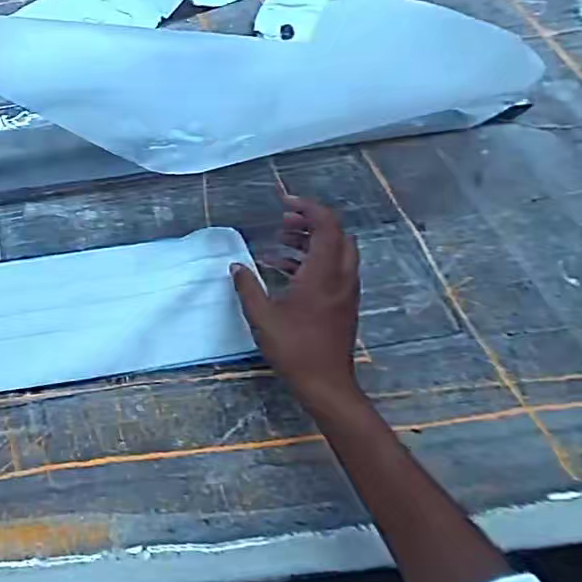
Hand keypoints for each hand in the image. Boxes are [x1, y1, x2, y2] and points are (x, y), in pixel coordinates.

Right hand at [230, 195, 361, 405]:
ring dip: (312, 239)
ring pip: (337, 252)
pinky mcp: (342, 303)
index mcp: (323, 276)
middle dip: (312, 221)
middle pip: (338, 236)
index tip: (284, 200)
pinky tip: (283, 267)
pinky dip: (311, 259)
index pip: (327, 228)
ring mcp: (345, 292)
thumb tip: (236, 265)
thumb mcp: (260, 314)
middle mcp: (341, 279)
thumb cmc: (291, 346)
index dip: (309, 208)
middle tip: (283, 218)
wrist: (324, 381)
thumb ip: (247, 285)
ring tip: (281, 238)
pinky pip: (332, 268)